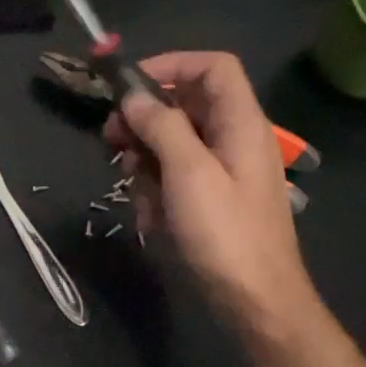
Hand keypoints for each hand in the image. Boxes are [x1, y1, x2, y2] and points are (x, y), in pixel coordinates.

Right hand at [104, 51, 317, 326]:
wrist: (255, 301)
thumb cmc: (225, 234)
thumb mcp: (189, 174)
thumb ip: (161, 127)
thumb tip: (132, 95)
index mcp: (241, 123)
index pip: (212, 68)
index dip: (170, 65)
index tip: (126, 87)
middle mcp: (234, 139)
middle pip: (186, 105)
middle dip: (145, 118)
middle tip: (110, 139)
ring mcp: (223, 172)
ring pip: (174, 144)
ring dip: (146, 158)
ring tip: (130, 182)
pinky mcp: (211, 201)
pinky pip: (176, 178)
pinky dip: (156, 188)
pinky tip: (150, 215)